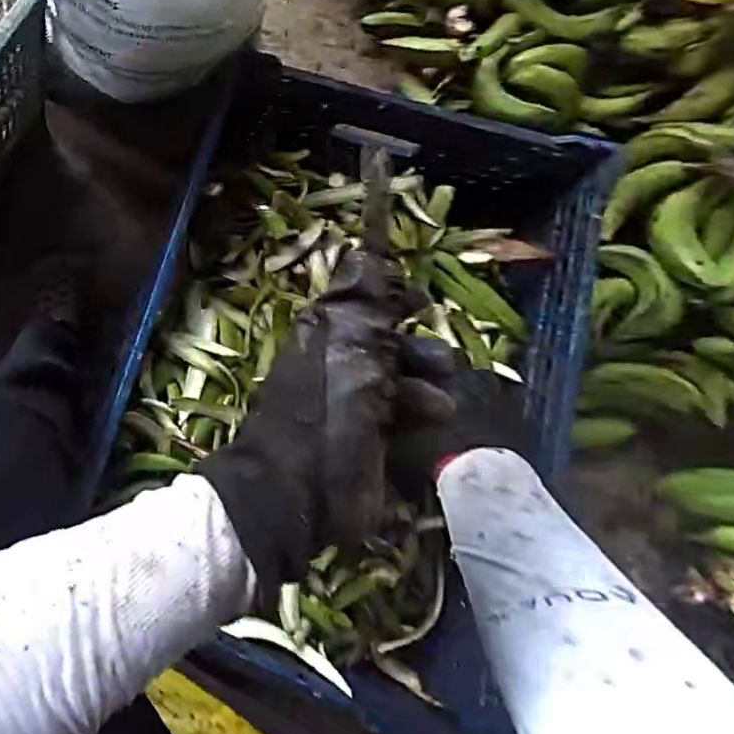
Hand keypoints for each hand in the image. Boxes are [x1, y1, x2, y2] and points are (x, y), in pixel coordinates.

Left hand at [199, 249, 458, 591]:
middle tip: (433, 364)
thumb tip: (368, 248)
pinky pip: (409, 420)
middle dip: (422, 352)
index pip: (371, 305)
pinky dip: (420, 420)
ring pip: (410, 383)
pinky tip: (425, 428)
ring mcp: (359, 405)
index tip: (420, 305)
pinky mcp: (374, 442)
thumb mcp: (343, 339)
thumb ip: (362, 296)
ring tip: (428, 404)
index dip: (399, 302)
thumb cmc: (322, 405)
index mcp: (329, 333)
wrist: (301, 485)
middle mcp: (343, 364)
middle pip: (398, 345)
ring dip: (426, 389)